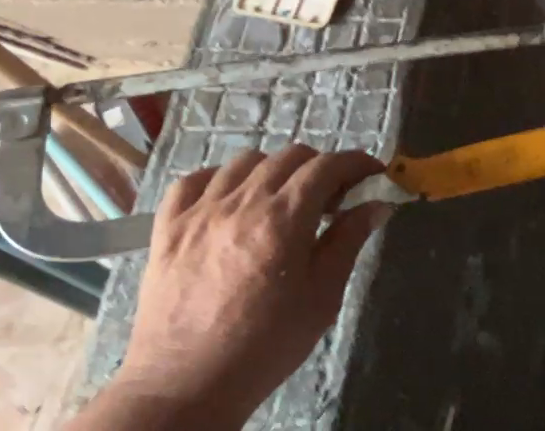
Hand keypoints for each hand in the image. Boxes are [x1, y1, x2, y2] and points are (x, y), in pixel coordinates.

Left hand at [71, 147, 392, 429]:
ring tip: (281, 198)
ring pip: (244, 162)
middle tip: (331, 196)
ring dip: (273, 170)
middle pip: (290, 156)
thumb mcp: (323, 296)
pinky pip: (192, 182)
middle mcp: (241, 204)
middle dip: (320, 166)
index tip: (373, 175)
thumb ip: (349, 240)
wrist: (184, 387)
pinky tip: (230, 200)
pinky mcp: (167, 231)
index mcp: (284, 218)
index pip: (329, 165)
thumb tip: (377, 203)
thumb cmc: (265, 345)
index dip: (357, 162)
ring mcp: (199, 215)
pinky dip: (218, 180)